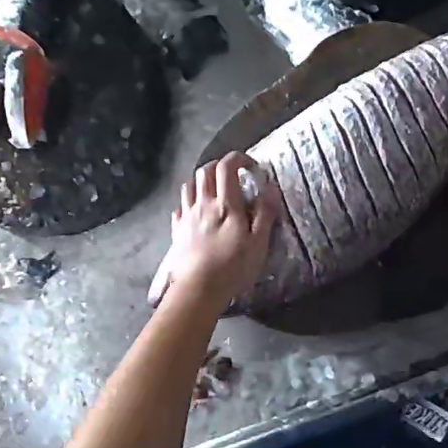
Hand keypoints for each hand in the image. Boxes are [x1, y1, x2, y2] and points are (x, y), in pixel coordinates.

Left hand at [159, 153, 279, 306]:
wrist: (198, 289)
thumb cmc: (232, 268)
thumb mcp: (259, 243)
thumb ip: (265, 214)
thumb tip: (271, 188)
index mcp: (225, 205)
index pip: (226, 167)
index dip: (238, 158)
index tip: (250, 165)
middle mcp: (203, 204)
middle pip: (204, 170)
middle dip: (219, 165)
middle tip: (233, 175)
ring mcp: (187, 216)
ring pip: (189, 185)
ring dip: (202, 180)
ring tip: (213, 190)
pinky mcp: (176, 230)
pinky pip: (180, 206)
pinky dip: (189, 201)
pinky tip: (196, 211)